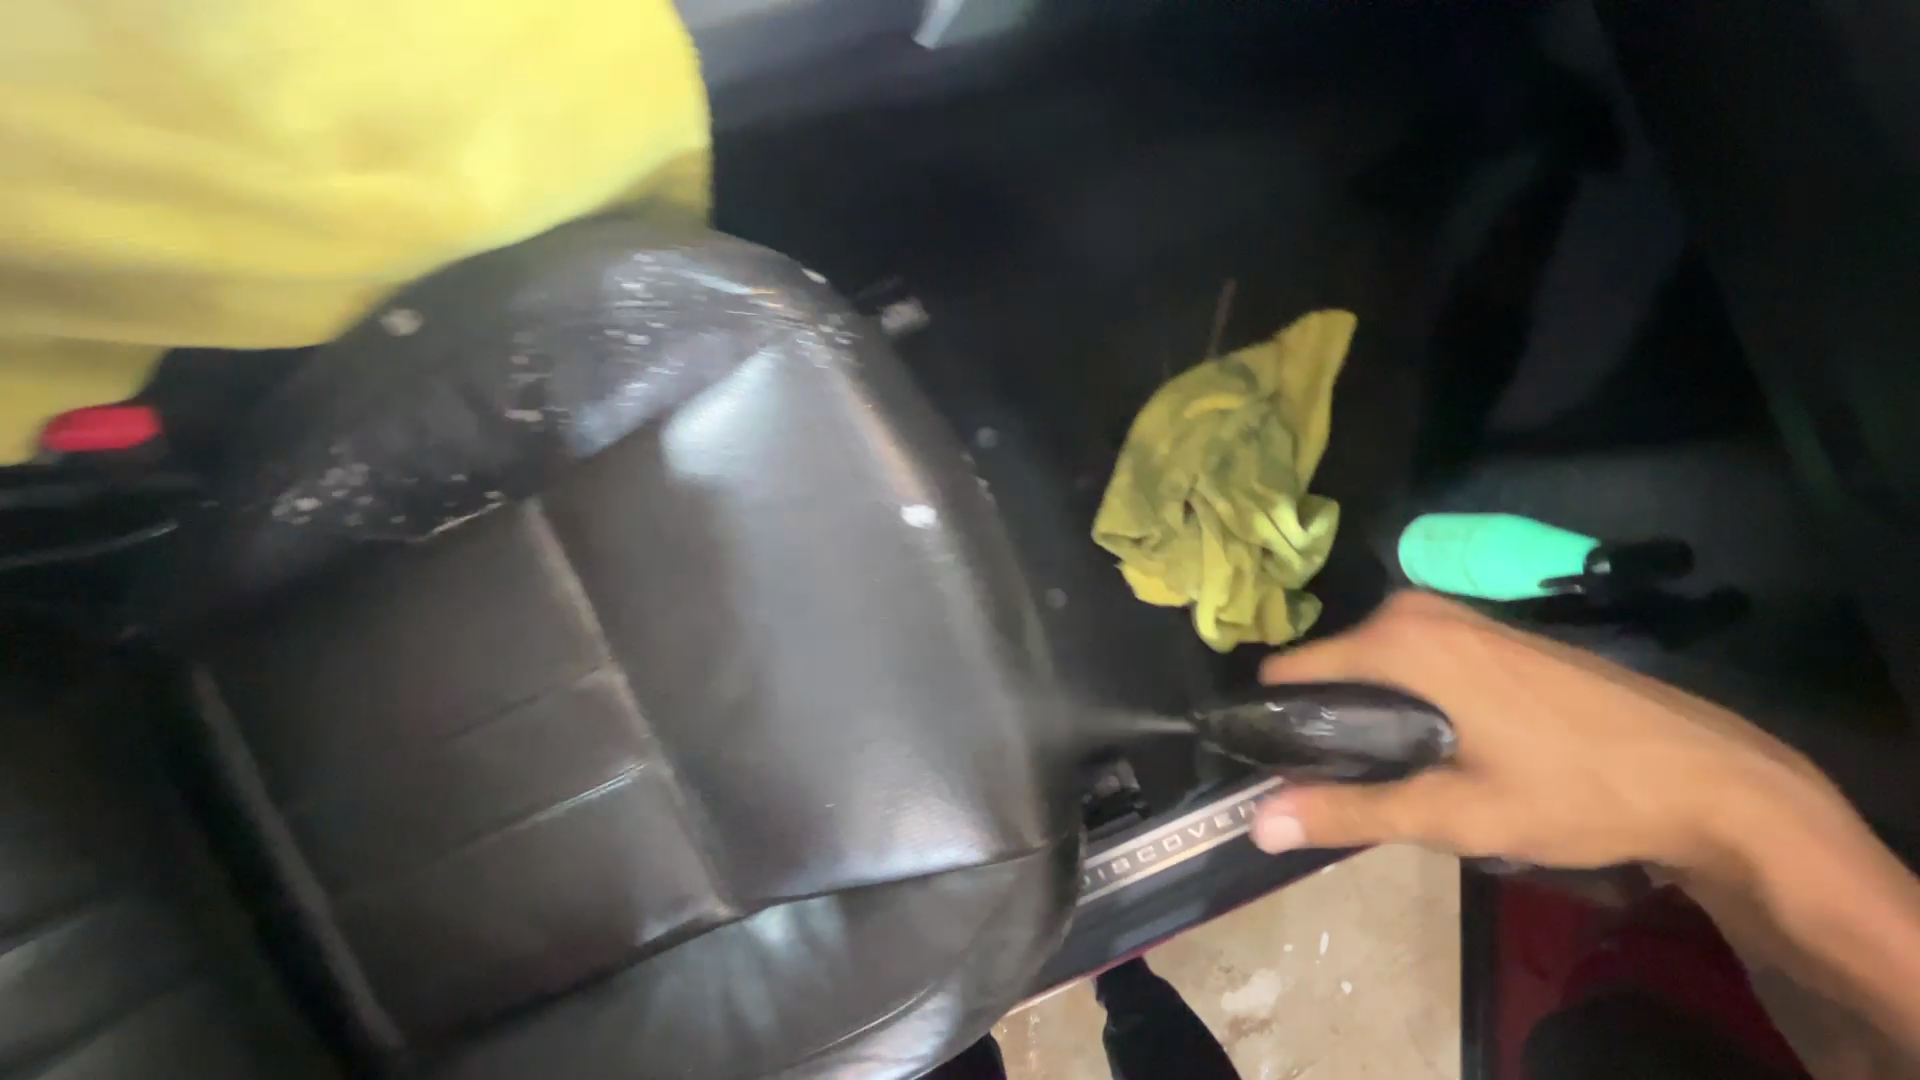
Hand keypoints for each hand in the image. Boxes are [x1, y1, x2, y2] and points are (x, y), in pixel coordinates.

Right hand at [1249, 591, 1852, 878]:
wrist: (1714, 778)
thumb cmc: (1576, 789)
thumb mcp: (1456, 813)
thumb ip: (1350, 812)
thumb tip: (1258, 824)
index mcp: (1395, 639)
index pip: (1288, 670)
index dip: (1276, 722)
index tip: (1284, 769)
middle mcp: (1413, 610)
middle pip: (1327, 667)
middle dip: (1325, 721)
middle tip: (1356, 783)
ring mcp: (1452, 614)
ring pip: (1366, 663)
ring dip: (1365, 713)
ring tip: (1398, 770)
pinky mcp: (1482, 628)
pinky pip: (1405, 657)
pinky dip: (1401, 697)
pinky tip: (1441, 745)